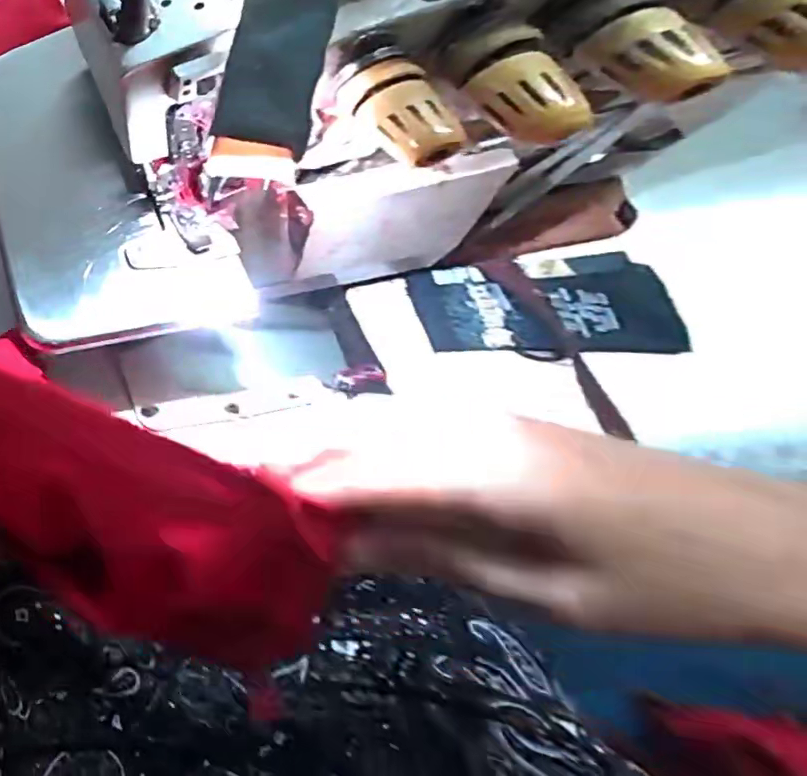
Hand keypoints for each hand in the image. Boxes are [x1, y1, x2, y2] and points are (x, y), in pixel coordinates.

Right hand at [289, 407, 806, 643]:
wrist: (784, 541)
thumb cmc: (667, 582)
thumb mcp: (548, 593)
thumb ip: (431, 557)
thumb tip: (337, 549)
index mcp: (479, 467)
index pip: (361, 473)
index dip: (302, 491)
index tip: (253, 510)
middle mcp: (462, 423)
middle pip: (353, 436)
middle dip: (301, 467)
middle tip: (262, 502)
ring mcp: (475, 413)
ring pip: (369, 423)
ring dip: (328, 456)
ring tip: (297, 492)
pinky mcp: (488, 418)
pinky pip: (400, 425)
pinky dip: (364, 449)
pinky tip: (357, 477)